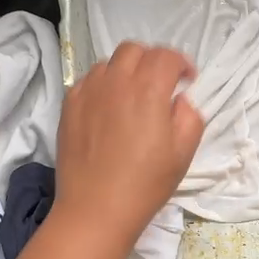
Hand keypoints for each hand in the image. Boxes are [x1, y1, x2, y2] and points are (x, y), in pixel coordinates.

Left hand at [52, 42, 204, 251]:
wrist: (96, 208)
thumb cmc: (146, 183)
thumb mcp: (183, 153)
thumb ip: (189, 117)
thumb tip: (179, 101)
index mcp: (149, 89)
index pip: (166, 56)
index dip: (181, 63)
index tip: (188, 80)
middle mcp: (116, 81)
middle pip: (135, 50)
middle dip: (152, 60)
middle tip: (161, 84)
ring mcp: (88, 91)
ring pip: (109, 63)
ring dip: (126, 71)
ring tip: (133, 95)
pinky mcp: (69, 105)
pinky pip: (88, 81)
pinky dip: (103, 85)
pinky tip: (109, 109)